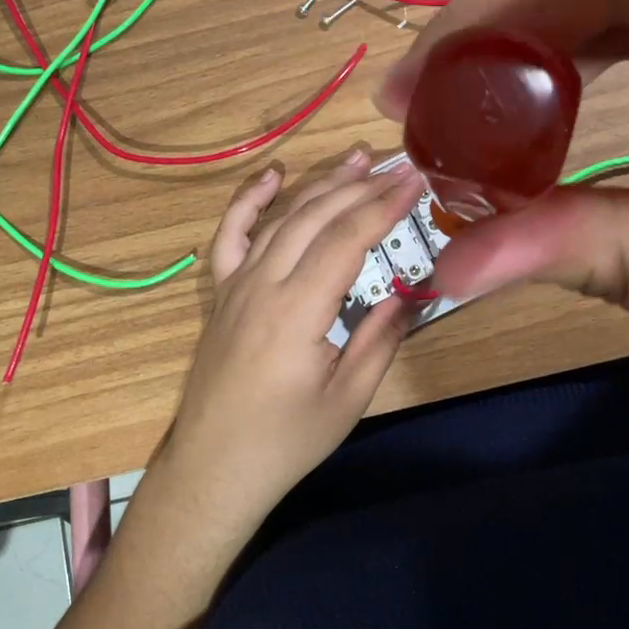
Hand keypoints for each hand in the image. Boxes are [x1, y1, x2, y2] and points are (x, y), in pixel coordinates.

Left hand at [160, 152, 426, 520]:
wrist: (213, 468)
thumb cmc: (286, 441)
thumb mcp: (347, 400)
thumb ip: (380, 339)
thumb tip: (410, 292)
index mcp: (297, 312)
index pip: (345, 240)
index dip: (382, 206)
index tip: (414, 180)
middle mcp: (262, 285)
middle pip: (314, 217)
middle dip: (360, 187)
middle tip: (397, 167)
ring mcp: (235, 284)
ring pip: (281, 218)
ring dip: (319, 184)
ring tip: (357, 160)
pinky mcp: (220, 292)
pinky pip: (230, 234)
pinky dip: (249, 200)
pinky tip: (273, 175)